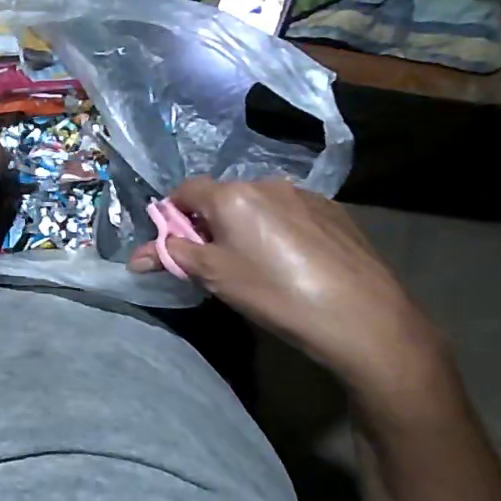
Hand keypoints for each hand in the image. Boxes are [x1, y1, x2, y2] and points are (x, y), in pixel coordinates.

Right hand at [131, 177, 449, 400]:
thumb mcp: (215, 277)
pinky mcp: (334, 211)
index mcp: (231, 194)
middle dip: (212, 222)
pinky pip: (291, 213)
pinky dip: (281, 230)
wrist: (364, 318)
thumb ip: (173, 257)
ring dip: (248, 225)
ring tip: (260, 264)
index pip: (185, 191)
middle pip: (223, 196)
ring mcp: (304, 195)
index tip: (179, 246)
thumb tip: (136, 257)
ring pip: (259, 205)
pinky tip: (296, 264)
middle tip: (216, 261)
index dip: (174, 216)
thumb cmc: (275, 293)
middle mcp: (265, 183)